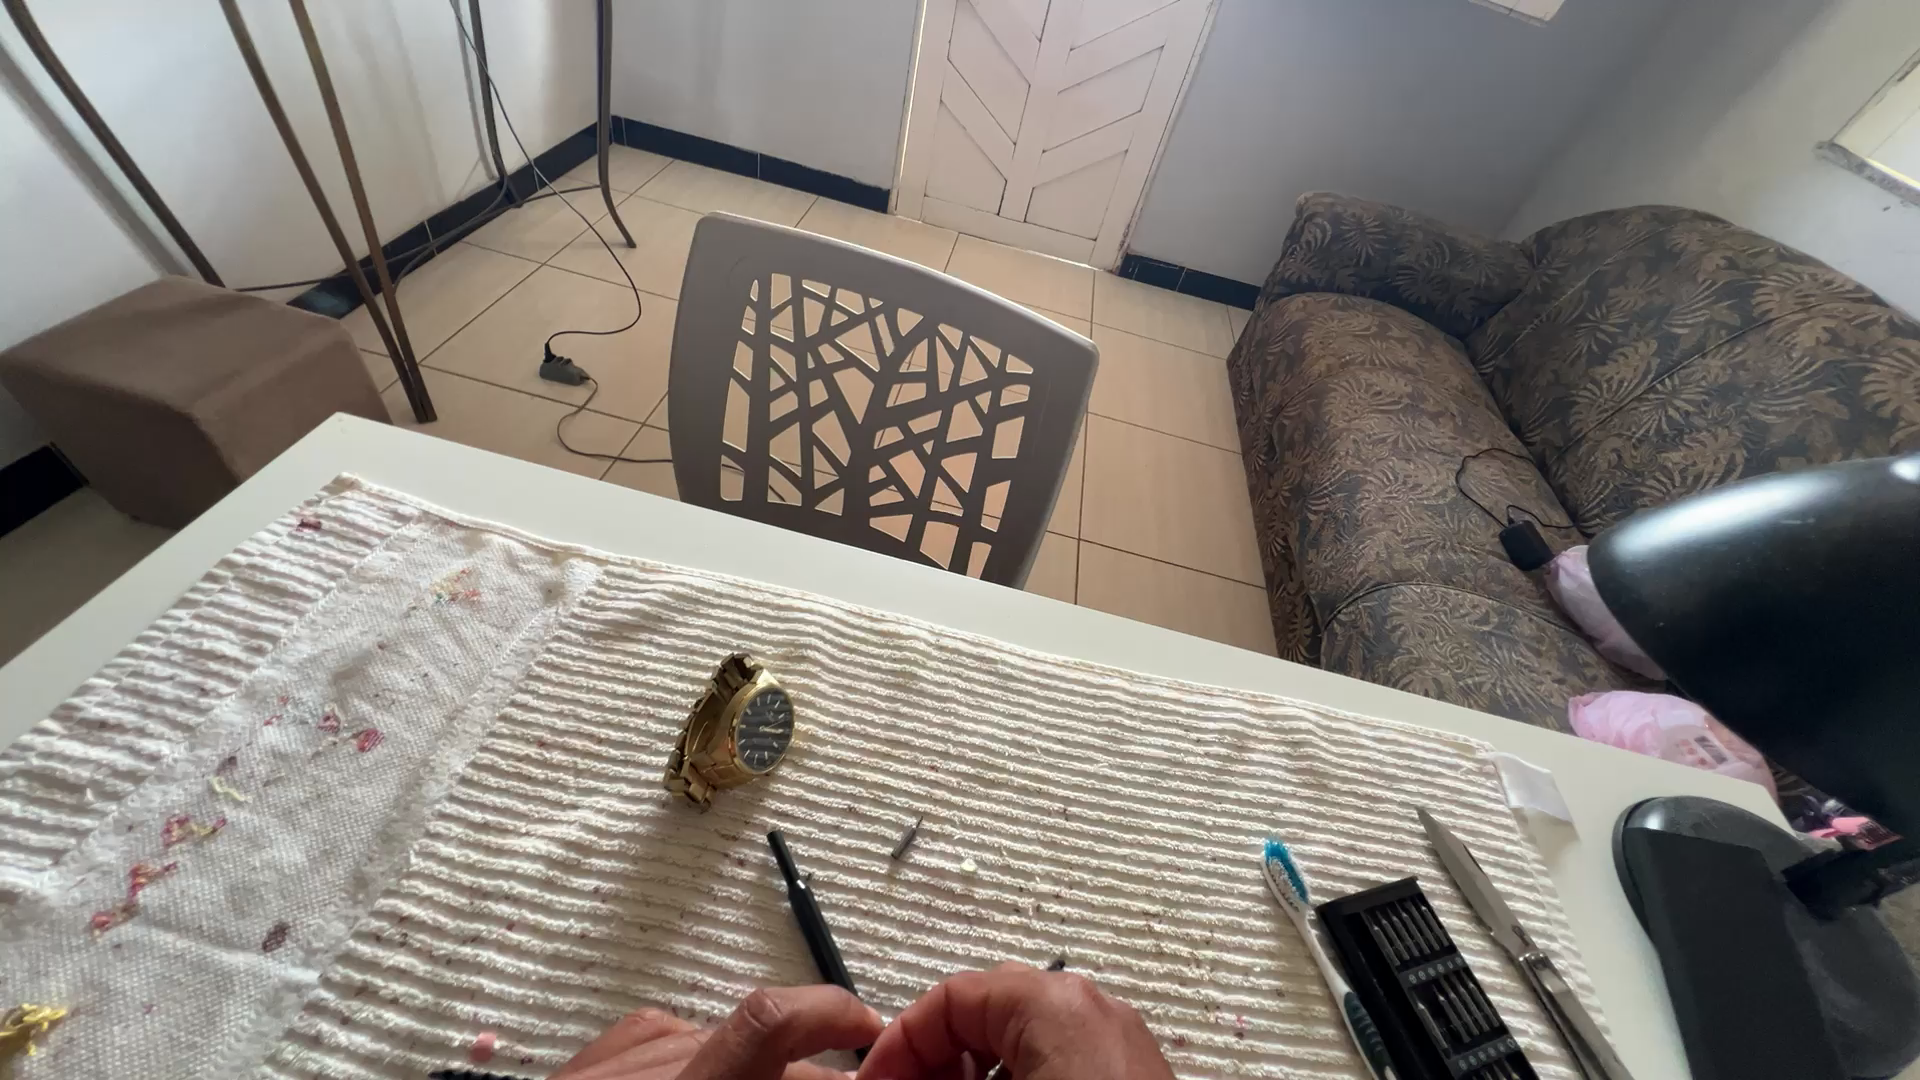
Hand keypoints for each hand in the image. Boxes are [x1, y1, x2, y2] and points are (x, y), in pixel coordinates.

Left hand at [556, 985, 884, 1079]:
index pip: (764, 1025)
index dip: (832, 1013)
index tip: (874, 1035)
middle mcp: (647, 1064)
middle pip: (760, 1042)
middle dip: (806, 1077)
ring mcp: (618, 1052)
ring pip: (723, 1041)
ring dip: (758, 1077)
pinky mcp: (600, 1051)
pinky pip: (677, 1041)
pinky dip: (708, 1066)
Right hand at [856, 964, 1174, 1079]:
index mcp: (1053, 1002)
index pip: (952, 996)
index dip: (900, 1042)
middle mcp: (1089, 1006)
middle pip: (984, 1012)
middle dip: (935, 1059)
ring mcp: (1116, 1041)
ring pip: (1019, 1040)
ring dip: (971, 1074)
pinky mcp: (1130, 1075)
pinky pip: (1056, 1062)